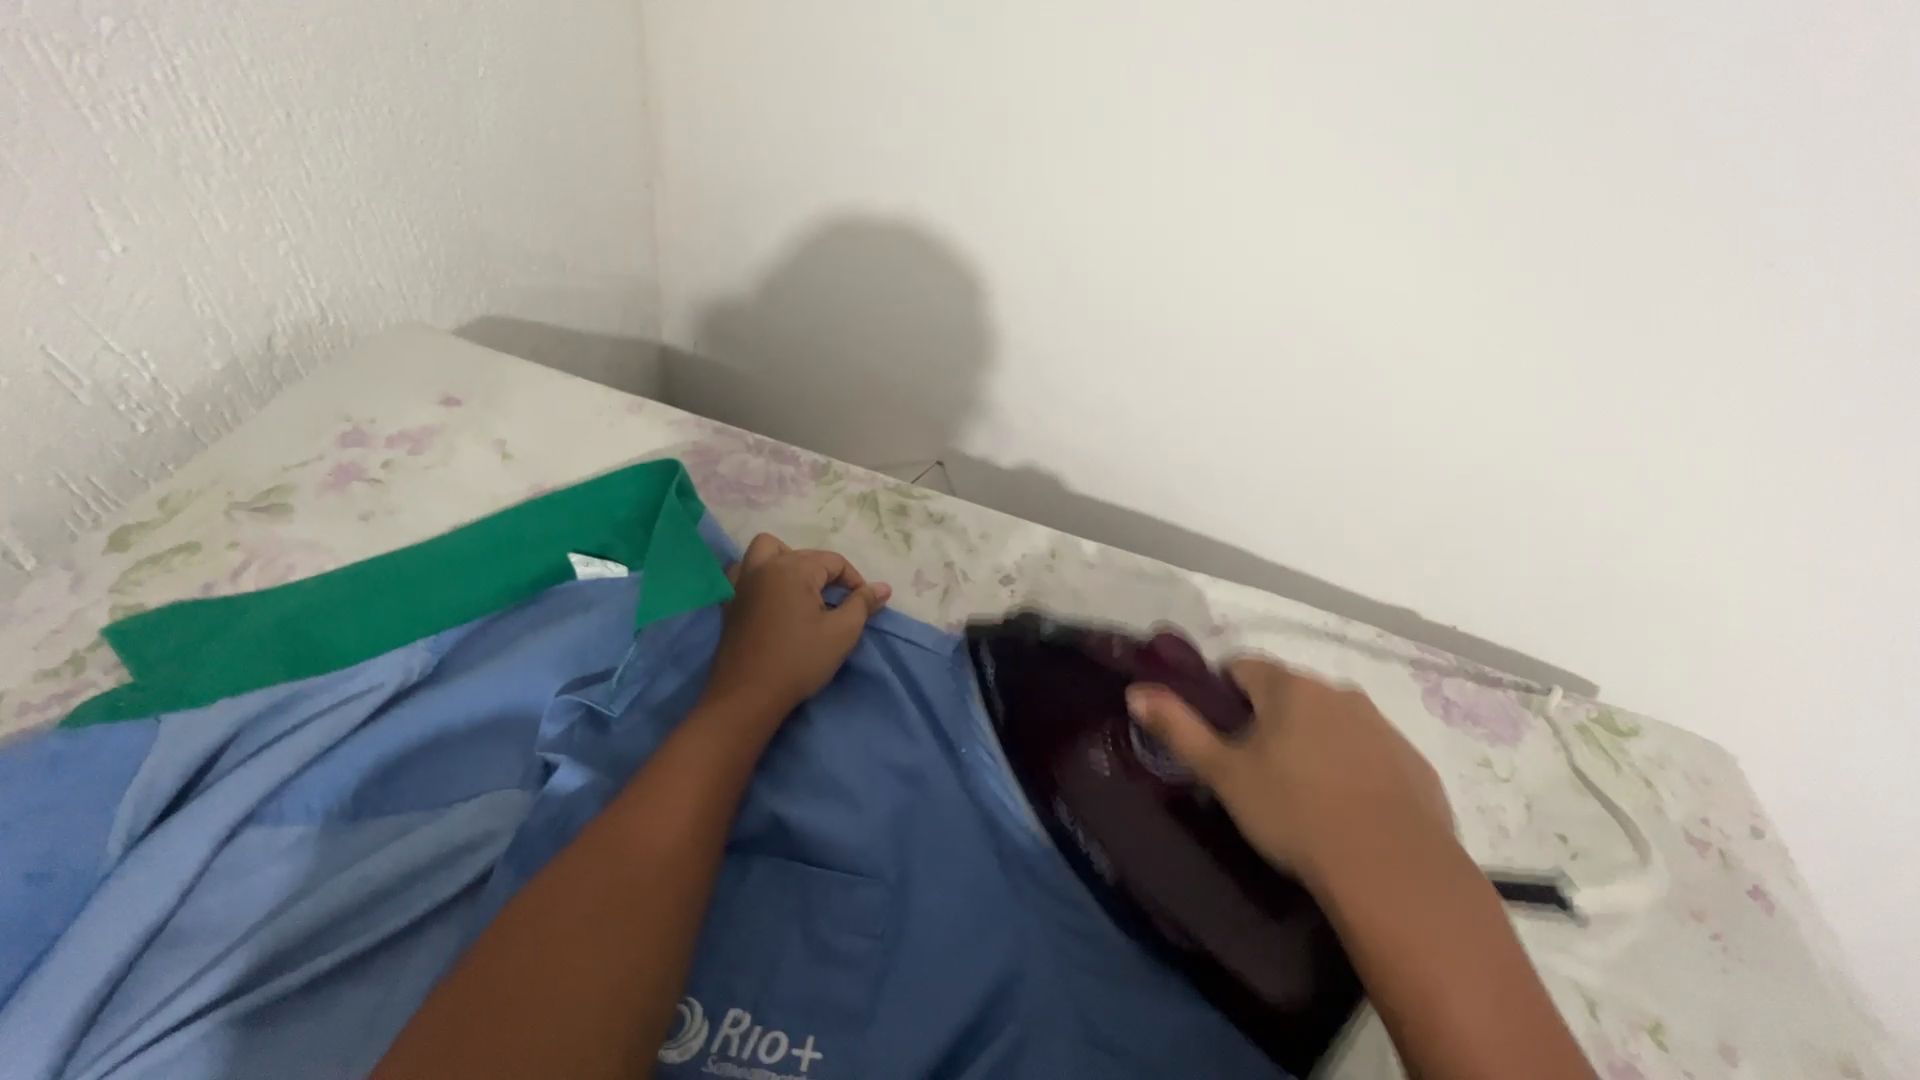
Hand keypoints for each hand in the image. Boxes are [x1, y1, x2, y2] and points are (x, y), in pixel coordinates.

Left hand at [702, 534, 891, 722]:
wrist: (748, 694)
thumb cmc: (799, 661)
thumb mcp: (842, 632)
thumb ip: (863, 604)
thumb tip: (882, 587)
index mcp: (794, 569)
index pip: (833, 561)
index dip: (854, 581)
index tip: (863, 605)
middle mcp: (765, 567)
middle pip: (803, 554)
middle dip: (825, 573)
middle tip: (837, 602)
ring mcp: (742, 583)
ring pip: (765, 550)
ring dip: (786, 559)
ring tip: (800, 587)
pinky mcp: (730, 602)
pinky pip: (742, 572)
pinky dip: (757, 575)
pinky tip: (769, 596)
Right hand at [1126, 657, 1453, 888]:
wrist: (1392, 868)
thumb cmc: (1293, 812)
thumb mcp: (1223, 774)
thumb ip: (1178, 728)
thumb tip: (1136, 691)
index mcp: (1289, 687)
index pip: (1242, 666)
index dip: (1221, 693)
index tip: (1217, 734)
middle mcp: (1338, 692)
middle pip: (1288, 694)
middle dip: (1267, 721)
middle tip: (1252, 771)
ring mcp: (1382, 726)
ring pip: (1330, 721)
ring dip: (1310, 742)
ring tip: (1300, 795)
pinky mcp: (1413, 762)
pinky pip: (1368, 752)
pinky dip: (1351, 768)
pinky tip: (1345, 810)